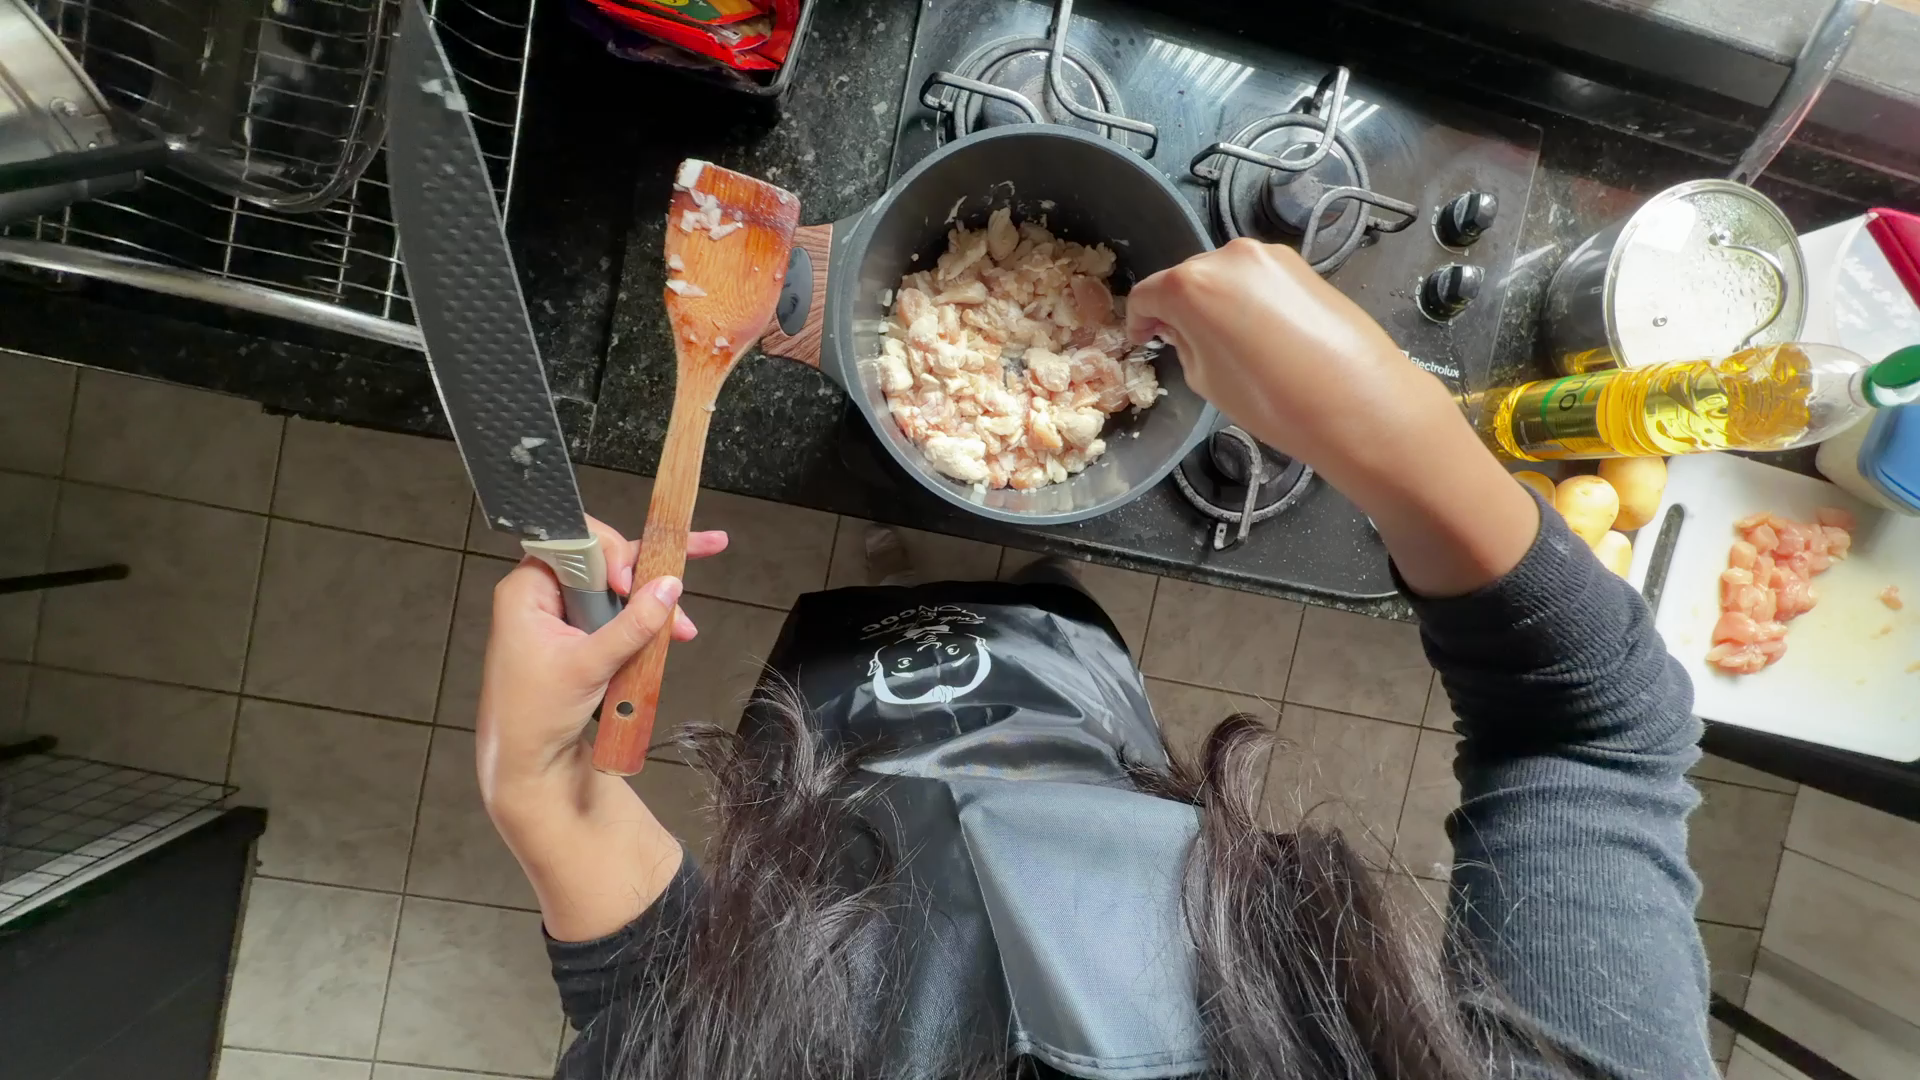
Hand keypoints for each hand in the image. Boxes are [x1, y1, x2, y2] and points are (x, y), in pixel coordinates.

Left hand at [475, 515, 727, 800]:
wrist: (528, 763)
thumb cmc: (537, 715)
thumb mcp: (589, 666)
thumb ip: (633, 624)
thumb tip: (672, 585)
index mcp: (529, 589)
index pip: (576, 543)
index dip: (611, 552)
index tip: (630, 583)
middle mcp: (546, 594)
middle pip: (607, 560)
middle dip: (651, 572)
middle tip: (706, 549)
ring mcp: (565, 614)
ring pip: (620, 589)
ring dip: (655, 604)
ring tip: (685, 628)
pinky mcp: (582, 634)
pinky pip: (620, 614)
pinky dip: (647, 622)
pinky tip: (675, 633)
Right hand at [1126, 238, 1447, 478]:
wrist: (1355, 400)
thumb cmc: (1270, 399)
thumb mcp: (1204, 379)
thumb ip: (1182, 344)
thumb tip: (1183, 329)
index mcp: (1191, 285)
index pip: (1146, 294)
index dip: (1138, 322)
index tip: (1144, 342)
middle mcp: (1227, 256)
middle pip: (1183, 278)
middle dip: (1176, 309)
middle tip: (1181, 345)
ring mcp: (1268, 256)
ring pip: (1220, 276)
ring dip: (1211, 303)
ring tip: (1224, 345)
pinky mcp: (1300, 265)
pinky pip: (1253, 278)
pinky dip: (1243, 300)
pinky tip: (1256, 335)